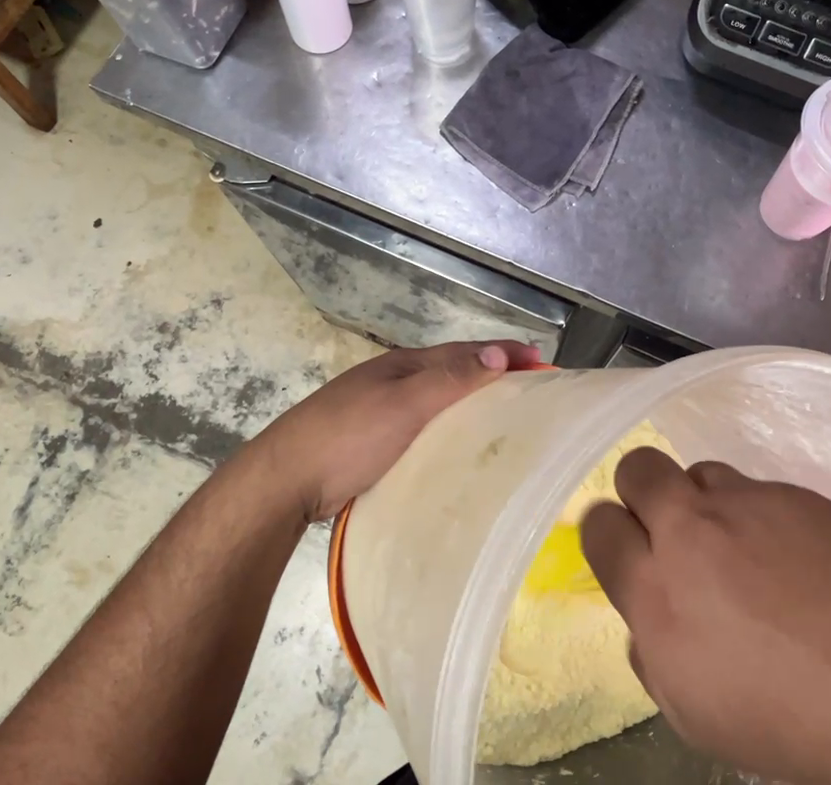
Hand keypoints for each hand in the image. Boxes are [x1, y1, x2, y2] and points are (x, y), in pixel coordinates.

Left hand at [249, 340, 540, 522]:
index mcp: (404, 366)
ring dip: (471, 405)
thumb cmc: (350, 435)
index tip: (543, 360)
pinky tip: (461, 452)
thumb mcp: (405, 403)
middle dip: (492, 376)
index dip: (503, 352)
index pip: (464, 351)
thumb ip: (451, 379)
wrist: (288, 479)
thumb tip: (497, 351)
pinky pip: (425, 432)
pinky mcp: (374, 446)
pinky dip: (450, 433)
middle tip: (532, 391)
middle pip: (453, 374)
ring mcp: (381, 414)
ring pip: (438, 404)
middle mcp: (394, 384)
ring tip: (506, 422)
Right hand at [580, 450, 830, 784]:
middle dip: (643, 492)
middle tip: (671, 527)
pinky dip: (761, 513)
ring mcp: (748, 505)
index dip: (610, 535)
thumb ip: (654, 657)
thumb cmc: (796, 722)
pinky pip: (757, 488)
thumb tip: (648, 624)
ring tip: (742, 543)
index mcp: (655, 592)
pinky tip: (796, 555)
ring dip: (705, 502)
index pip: (599, 526)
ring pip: (700, 471)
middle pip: (638, 468)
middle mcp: (691, 532)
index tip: (627, 548)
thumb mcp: (698, 717)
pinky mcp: (797, 494)